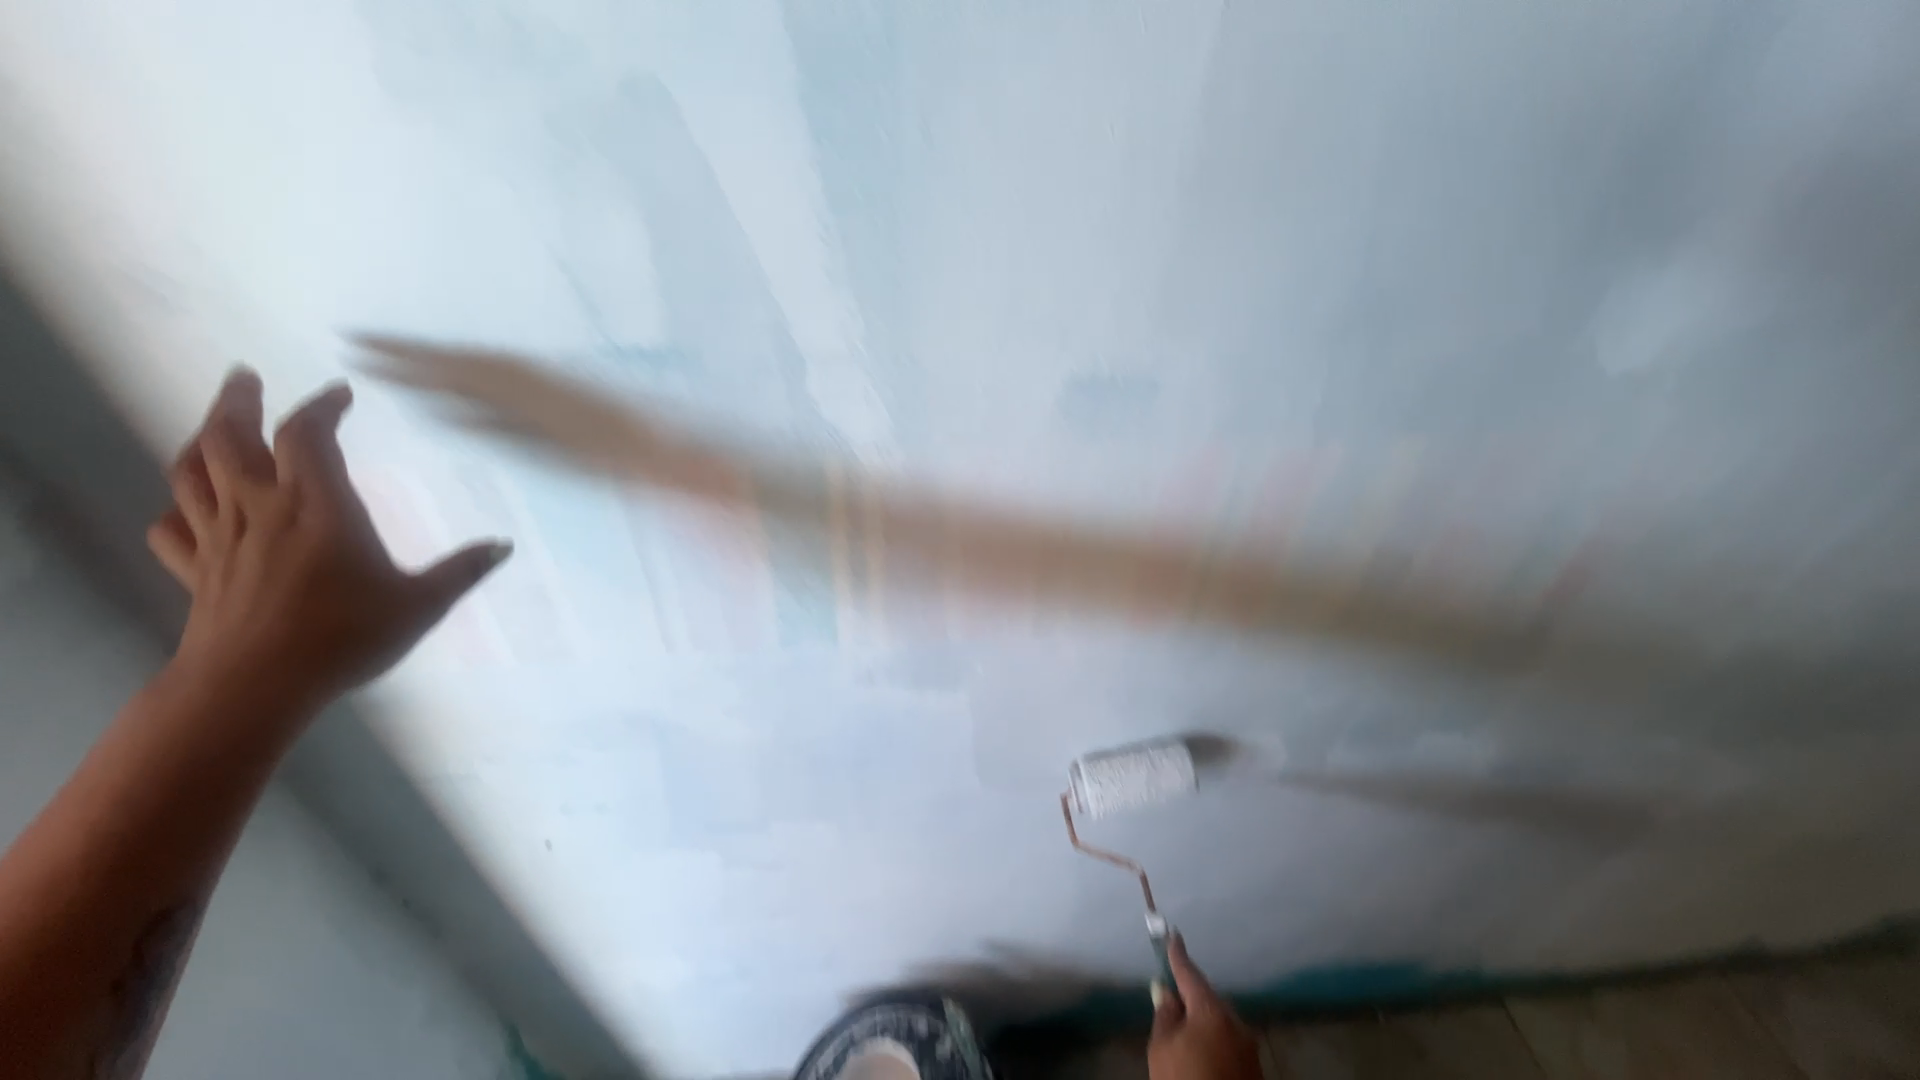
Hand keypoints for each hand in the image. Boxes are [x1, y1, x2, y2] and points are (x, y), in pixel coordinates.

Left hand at [147, 368, 510, 713]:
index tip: (338, 393)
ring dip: (200, 439)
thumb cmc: (344, 636)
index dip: (321, 407)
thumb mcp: (420, 604)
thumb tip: (503, 546)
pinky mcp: (196, 571)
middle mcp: (261, 509)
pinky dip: (177, 510)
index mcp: (317, 506)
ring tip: (214, 424)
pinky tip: (189, 510)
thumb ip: (461, 571)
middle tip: (245, 378)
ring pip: (191, 473)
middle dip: (237, 402)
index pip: (308, 436)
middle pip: (230, 438)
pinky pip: (173, 529)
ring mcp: (220, 539)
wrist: (255, 685)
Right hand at [1149, 935, 1264, 1079]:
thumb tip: (1167, 991)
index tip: (1172, 934)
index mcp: (1212, 1011)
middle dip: (1190, 996)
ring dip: (1202, 1021)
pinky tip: (1200, 1054)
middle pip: (1208, 999)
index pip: (1190, 974)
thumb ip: (1164, 1014)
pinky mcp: (1253, 1068)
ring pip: (1220, 1022)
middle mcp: (1236, 1021)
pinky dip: (1213, 1040)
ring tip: (1182, 1034)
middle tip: (1170, 998)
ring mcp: (1249, 1046)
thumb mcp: (1162, 1048)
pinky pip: (1228, 1041)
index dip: (1178, 954)